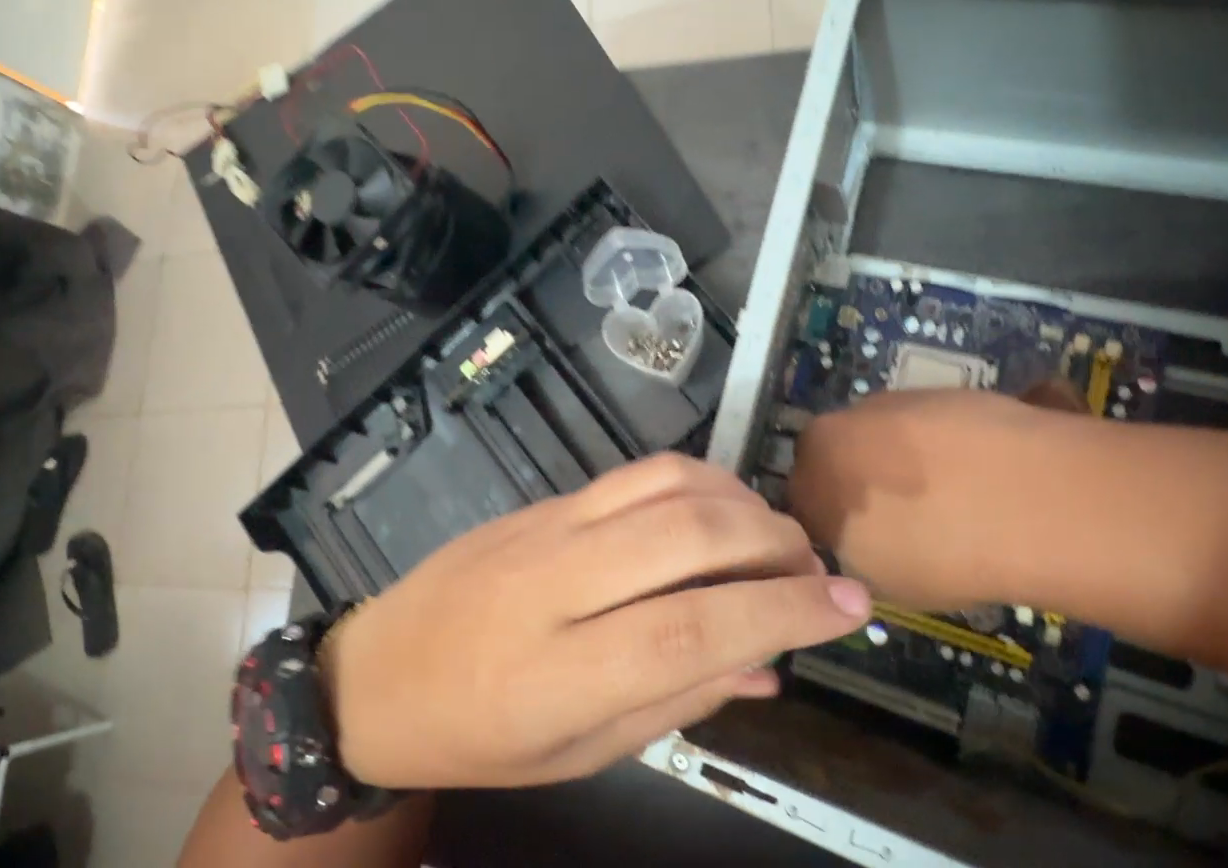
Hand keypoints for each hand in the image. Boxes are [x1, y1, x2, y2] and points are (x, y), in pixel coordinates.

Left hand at [319, 453, 872, 789]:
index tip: (850, 608)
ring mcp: (547, 528)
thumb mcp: (579, 753)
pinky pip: (634, 474)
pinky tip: (720, 510)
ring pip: (666, 485)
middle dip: (776, 543)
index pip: (692, 629)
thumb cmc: (477, 736)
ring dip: (742, 501)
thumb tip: (769, 666)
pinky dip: (698, 481)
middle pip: (689, 535)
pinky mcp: (543, 500)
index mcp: (559, 674)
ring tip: (775, 538)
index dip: (783, 614)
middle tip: (816, 570)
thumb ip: (679, 703)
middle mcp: (556, 584)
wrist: (377, 673)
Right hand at [787, 387, 1083, 610]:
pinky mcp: (941, 389)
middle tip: (903, 519)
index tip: (860, 544)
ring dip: (904, 459)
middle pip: (838, 456)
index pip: (802, 503)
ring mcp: (890, 403)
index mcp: (810, 479)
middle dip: (861, 481)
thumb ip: (855, 552)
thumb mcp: (880, 580)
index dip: (831, 525)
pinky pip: (930, 424)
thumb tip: (864, 541)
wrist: (1023, 500)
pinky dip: (945, 444)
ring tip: (954, 498)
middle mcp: (836, 430)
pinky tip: (981, 476)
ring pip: (884, 434)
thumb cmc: (939, 556)